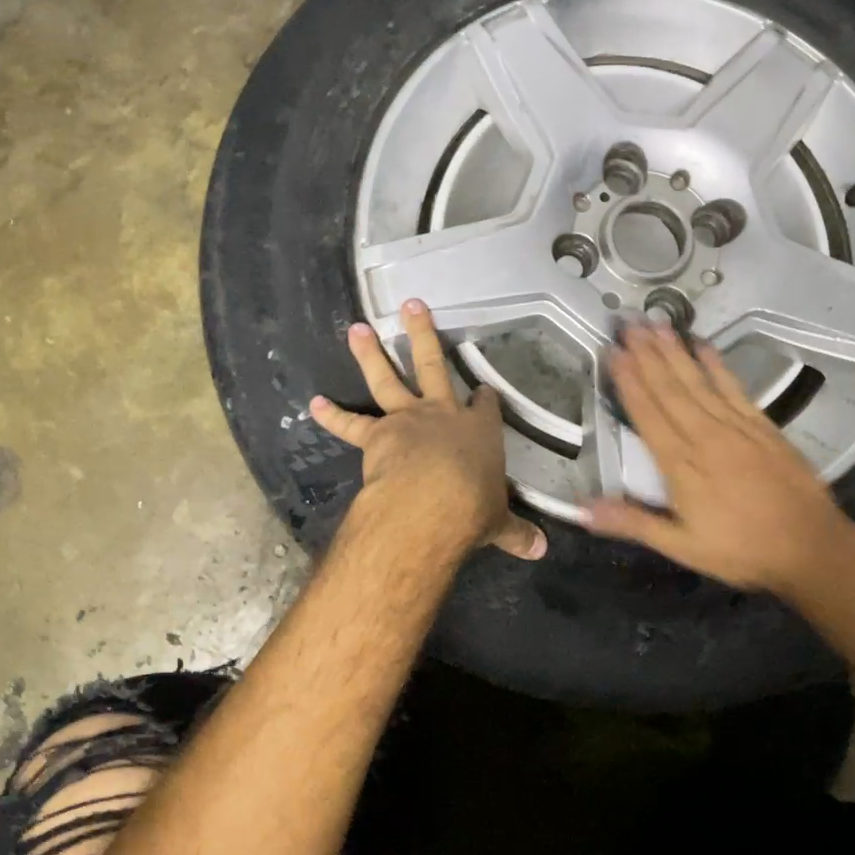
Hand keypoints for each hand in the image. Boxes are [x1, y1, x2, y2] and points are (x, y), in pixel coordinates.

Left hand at [310, 299, 545, 560]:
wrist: (430, 502)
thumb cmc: (473, 508)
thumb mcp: (499, 523)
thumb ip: (516, 533)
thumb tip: (540, 551)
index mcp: (479, 431)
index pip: (485, 406)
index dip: (485, 397)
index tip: (485, 389)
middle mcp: (443, 414)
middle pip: (434, 365)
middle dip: (423, 333)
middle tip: (412, 304)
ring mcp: (407, 419)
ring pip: (387, 379)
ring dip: (370, 353)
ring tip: (356, 328)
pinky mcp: (376, 436)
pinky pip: (350, 424)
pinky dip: (332, 415)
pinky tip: (314, 403)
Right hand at [582, 325, 854, 593]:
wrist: (809, 546)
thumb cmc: (741, 550)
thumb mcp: (681, 546)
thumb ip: (632, 522)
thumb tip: (581, 509)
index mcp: (680, 464)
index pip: (646, 412)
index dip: (627, 380)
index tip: (612, 351)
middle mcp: (704, 435)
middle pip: (669, 387)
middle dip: (646, 353)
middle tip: (628, 322)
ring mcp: (735, 426)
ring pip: (696, 380)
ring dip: (674, 351)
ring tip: (656, 323)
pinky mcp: (761, 424)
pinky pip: (732, 386)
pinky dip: (715, 364)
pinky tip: (702, 345)